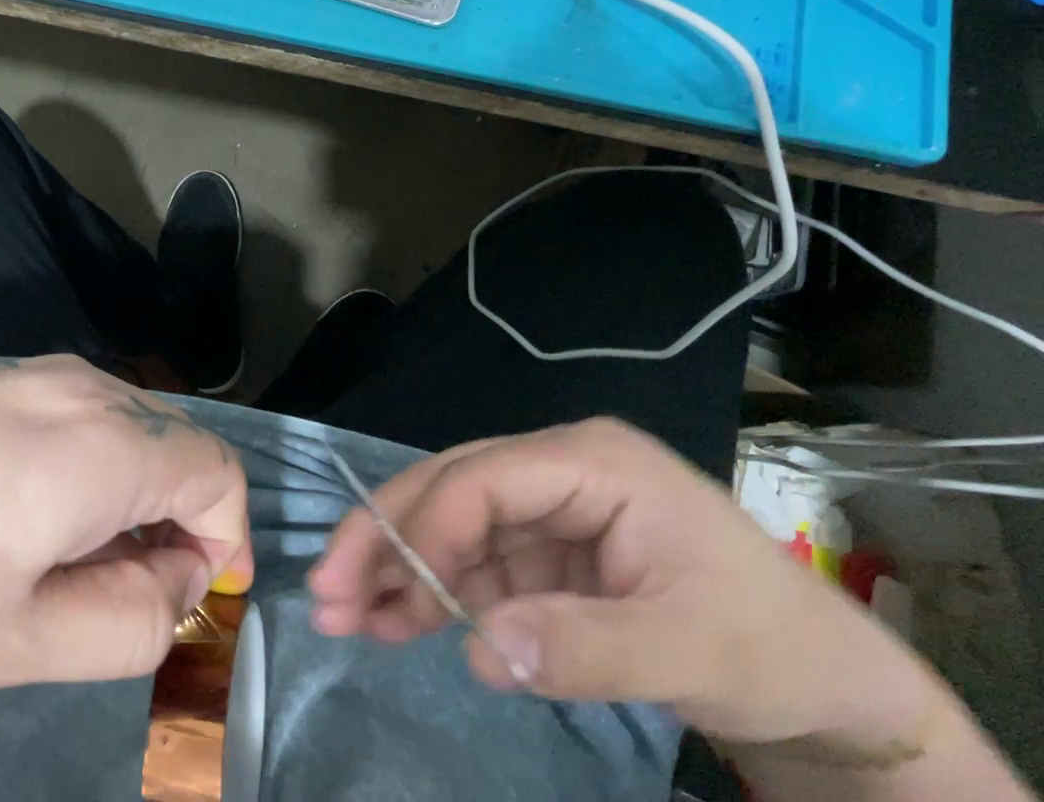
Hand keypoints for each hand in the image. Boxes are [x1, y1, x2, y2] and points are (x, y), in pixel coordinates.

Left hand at [0, 354, 251, 689]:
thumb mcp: (16, 639)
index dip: (223, 541)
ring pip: (114, 431)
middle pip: (170, 447)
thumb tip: (175, 577)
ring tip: (48, 564)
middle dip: (169, 523)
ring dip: (116, 498)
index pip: (220, 472)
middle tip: (111, 594)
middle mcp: (75, 384)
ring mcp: (20, 368)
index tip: (182, 596)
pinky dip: (70, 469)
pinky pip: (60, 417)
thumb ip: (132, 622)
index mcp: (103, 443)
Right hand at [308, 418, 936, 747]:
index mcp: (594, 463)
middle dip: (381, 540)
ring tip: (341, 617)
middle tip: (326, 592)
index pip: (483, 479)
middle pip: (444, 489)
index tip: (385, 592)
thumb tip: (483, 652)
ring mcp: (542, 512)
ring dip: (390, 571)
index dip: (425, 529)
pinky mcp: (536, 554)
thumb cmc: (776, 649)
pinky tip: (387, 624)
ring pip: (441, 527)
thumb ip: (589, 649)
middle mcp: (555, 471)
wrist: (826, 688)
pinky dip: (422, 596)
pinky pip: (463, 567)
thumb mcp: (694, 653)